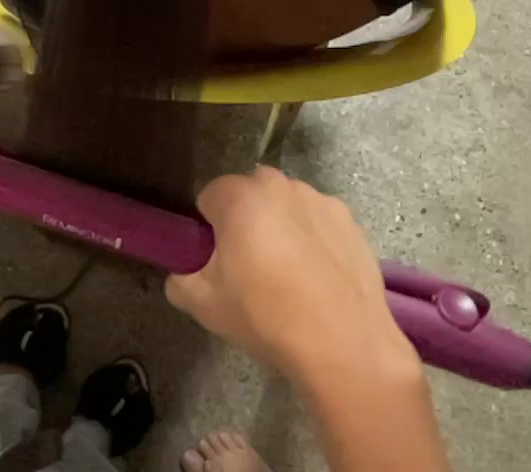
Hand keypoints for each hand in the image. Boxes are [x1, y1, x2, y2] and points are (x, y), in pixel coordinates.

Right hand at [165, 168, 415, 384]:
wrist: (343, 344)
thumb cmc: (265, 316)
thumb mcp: (204, 305)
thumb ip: (179, 280)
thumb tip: (182, 275)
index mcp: (239, 196)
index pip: (209, 196)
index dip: (207, 227)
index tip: (215, 259)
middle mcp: (280, 185)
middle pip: (250, 194)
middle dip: (244, 220)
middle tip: (248, 267)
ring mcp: (319, 199)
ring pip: (286, 205)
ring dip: (281, 226)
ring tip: (288, 276)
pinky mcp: (350, 221)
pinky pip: (319, 221)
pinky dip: (314, 239)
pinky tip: (319, 278)